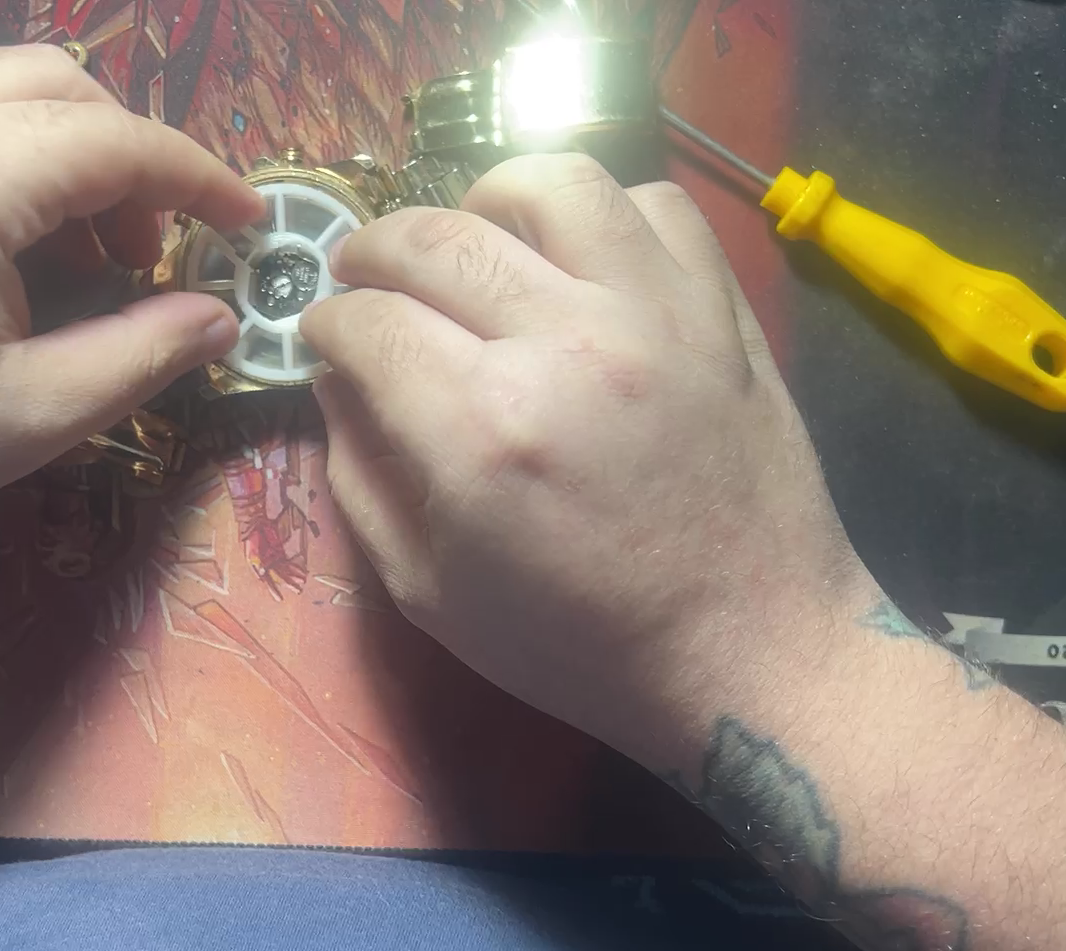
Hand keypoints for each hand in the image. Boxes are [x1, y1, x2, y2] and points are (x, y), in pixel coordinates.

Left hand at [0, 45, 259, 574]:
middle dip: (131, 157)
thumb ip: (144, 355)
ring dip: (65, 151)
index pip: (116, 141)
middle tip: (148, 253)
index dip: (200, 177)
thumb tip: (220, 318)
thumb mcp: (34, 415)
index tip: (248, 219)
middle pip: (56, 84)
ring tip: (75, 252)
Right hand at [302, 154, 872, 760]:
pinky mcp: (718, 311)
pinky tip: (575, 263)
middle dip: (371, 251)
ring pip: (548, 184)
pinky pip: (652, 206)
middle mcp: (560, 345)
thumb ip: (360, 480)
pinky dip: (597, 216)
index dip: (324, 324)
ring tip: (467, 245)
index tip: (322, 338)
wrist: (743, 651)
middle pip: (434, 238)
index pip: (367, 323)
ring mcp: (653, 314)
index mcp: (476, 430)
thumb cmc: (576, 644)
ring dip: (480, 201)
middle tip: (362, 280)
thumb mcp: (429, 591)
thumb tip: (335, 385)